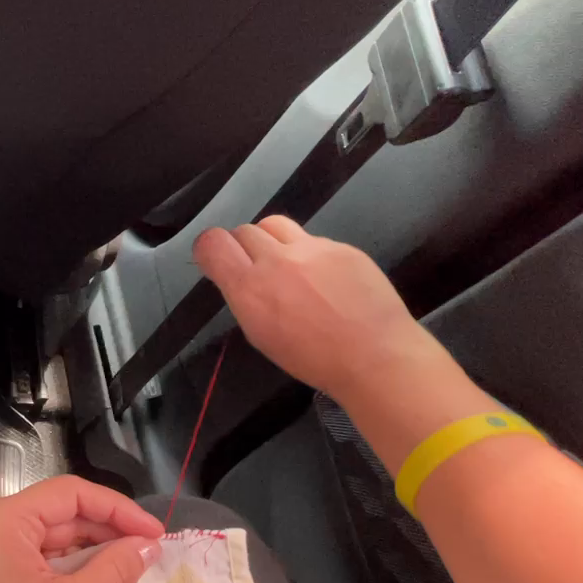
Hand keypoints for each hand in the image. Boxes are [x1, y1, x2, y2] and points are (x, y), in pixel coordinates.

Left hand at [0, 476, 162, 582]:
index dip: (117, 508)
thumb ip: (114, 571)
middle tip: (151, 549)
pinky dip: (73, 560)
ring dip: (93, 544)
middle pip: (62, 509)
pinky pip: (42, 550)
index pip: (70, 493)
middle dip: (108, 526)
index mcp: (6, 518)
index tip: (156, 532)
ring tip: (133, 562)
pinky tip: (100, 574)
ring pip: (54, 531)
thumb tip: (149, 545)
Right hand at [193, 216, 444, 399]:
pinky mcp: (342, 247)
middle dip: (241, 247)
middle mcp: (276, 260)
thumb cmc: (310, 357)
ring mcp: (312, 249)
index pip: (213, 243)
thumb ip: (243, 296)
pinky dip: (307, 254)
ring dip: (270, 240)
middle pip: (243, 230)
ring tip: (284, 264)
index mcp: (248, 286)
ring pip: (274, 225)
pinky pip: (311, 240)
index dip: (208, 248)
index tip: (214, 260)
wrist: (374, 356)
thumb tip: (238, 277)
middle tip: (253, 267)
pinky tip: (323, 280)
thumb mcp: (258, 333)